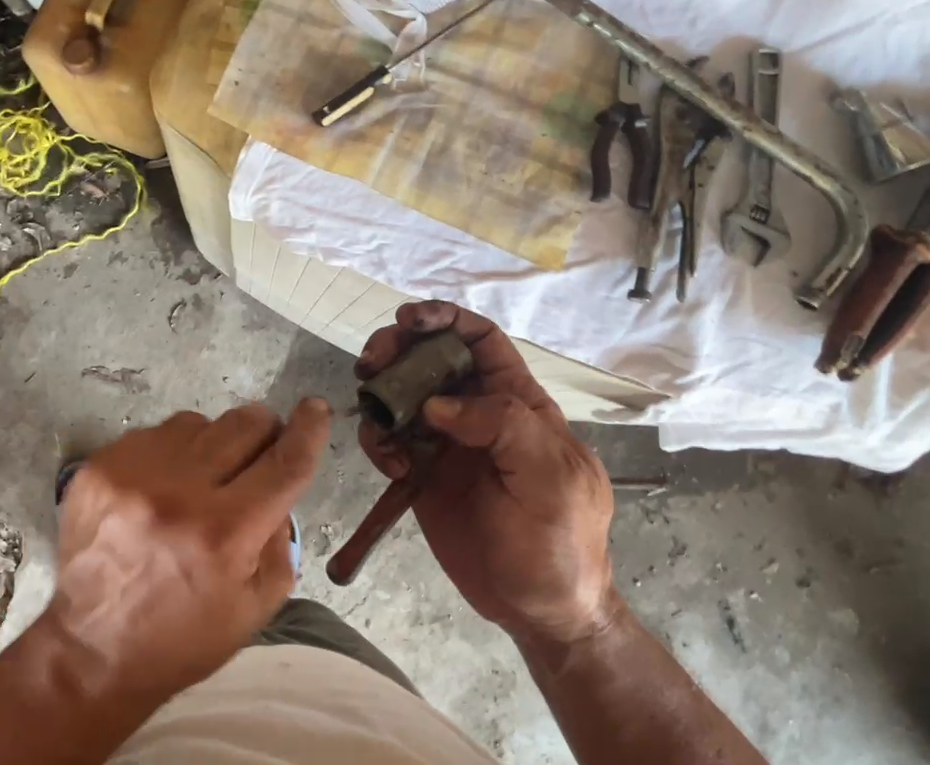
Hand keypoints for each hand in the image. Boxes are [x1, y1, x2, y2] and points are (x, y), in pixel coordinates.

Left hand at [45, 399, 330, 700]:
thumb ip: (279, 541)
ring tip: (203, 478)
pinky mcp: (100, 465)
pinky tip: (161, 486)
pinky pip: (153, 434)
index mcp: (225, 533)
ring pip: (197, 422)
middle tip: (260, 452)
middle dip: (264, 431)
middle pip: (243, 425)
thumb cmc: (182, 637)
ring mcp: (134, 473)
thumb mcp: (253, 606)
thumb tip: (278, 489)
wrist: (92, 646)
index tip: (316, 409)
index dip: (308, 431)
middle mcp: (179, 492)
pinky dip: (170, 452)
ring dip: (214, 441)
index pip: (283, 464)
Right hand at [356, 301, 618, 646]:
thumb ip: (504, 426)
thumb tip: (435, 405)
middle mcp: (476, 414)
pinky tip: (394, 468)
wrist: (537, 610)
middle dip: (396, 350)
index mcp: (518, 403)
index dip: (445, 319)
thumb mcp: (551, 479)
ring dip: (380, 396)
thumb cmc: (559, 544)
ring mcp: (444, 443)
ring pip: (400, 395)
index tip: (407, 319)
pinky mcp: (419, 472)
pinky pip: (387, 440)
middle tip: (370, 363)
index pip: (481, 342)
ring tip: (378, 420)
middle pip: (429, 359)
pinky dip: (379, 444)